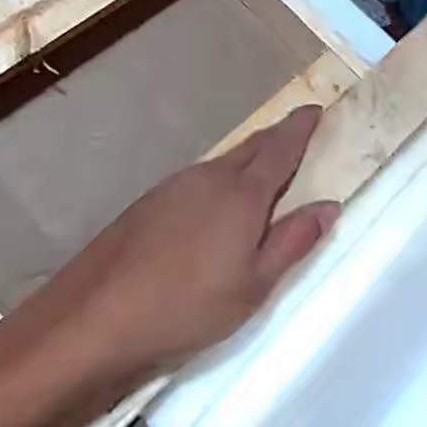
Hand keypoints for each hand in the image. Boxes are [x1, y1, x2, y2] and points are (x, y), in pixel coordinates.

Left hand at [0, 105, 340, 400]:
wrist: (97, 314)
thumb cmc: (188, 306)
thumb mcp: (253, 286)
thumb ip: (292, 242)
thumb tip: (329, 206)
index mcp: (240, 195)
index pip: (280, 150)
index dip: (301, 129)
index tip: (315, 112)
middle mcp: (206, 178)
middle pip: (250, 149)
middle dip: (276, 139)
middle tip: (296, 136)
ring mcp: (172, 187)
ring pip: (220, 164)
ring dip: (245, 162)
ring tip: (261, 174)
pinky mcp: (147, 202)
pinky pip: (195, 180)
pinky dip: (217, 182)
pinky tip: (213, 207)